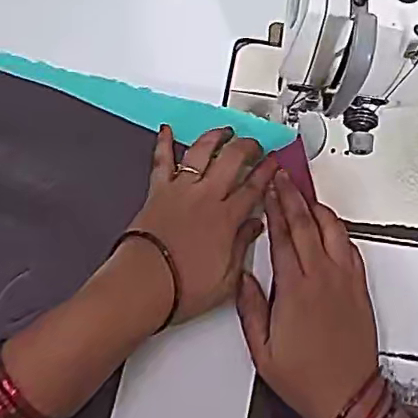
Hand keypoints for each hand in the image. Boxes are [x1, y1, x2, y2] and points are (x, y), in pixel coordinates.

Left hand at [124, 126, 279, 325]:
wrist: (143, 283)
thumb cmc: (181, 286)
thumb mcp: (226, 279)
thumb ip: (242, 247)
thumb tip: (253, 229)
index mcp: (227, 218)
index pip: (254, 187)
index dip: (267, 172)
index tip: (274, 162)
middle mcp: (206, 197)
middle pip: (233, 159)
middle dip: (247, 147)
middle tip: (254, 145)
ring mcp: (181, 190)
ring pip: (202, 151)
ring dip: (215, 138)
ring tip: (224, 131)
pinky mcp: (158, 191)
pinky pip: (161, 160)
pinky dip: (164, 143)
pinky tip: (167, 131)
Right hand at [236, 171, 380, 417]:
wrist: (348, 399)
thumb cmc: (306, 378)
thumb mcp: (262, 349)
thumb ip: (249, 307)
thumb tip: (245, 277)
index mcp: (296, 289)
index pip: (283, 236)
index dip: (274, 209)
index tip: (268, 190)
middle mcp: (323, 278)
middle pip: (307, 224)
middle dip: (293, 196)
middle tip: (284, 179)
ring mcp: (344, 281)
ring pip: (332, 230)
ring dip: (317, 208)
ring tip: (305, 194)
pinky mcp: (359, 288)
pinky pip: (349, 247)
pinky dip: (338, 229)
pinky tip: (330, 225)